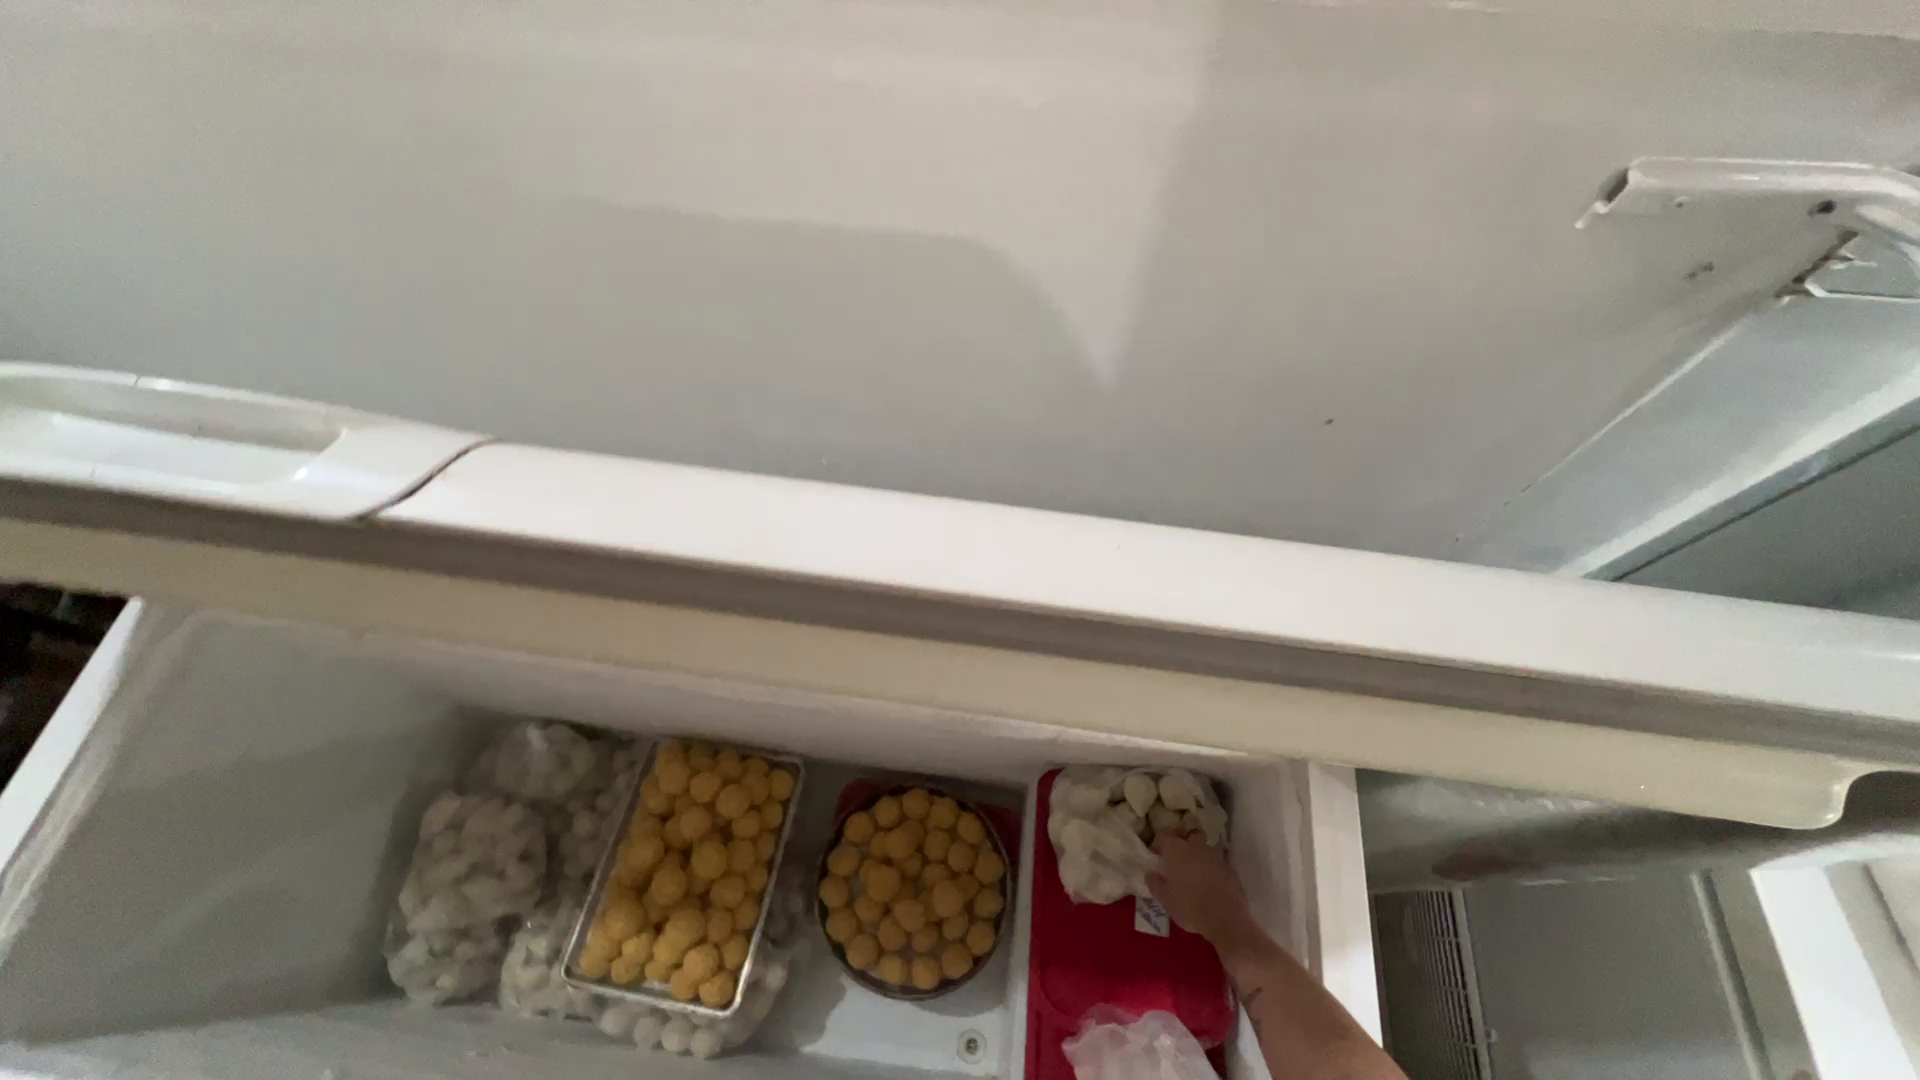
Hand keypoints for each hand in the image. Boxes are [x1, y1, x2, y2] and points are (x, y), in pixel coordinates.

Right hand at [1147, 831, 1257, 950]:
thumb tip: (1151, 873)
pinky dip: (1210, 865)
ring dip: (1197, 851)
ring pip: (1204, 845)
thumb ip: (1155, 883)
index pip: (1163, 834)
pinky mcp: (1230, 868)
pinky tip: (1208, 881)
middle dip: (1182, 834)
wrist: (1226, 920)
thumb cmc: (1189, 907)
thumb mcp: (1165, 899)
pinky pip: (1216, 860)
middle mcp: (1196, 847)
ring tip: (1193, 869)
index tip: (1156, 855)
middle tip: (1177, 850)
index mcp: (1177, 850)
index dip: (1158, 842)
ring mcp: (1216, 856)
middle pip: (1189, 828)